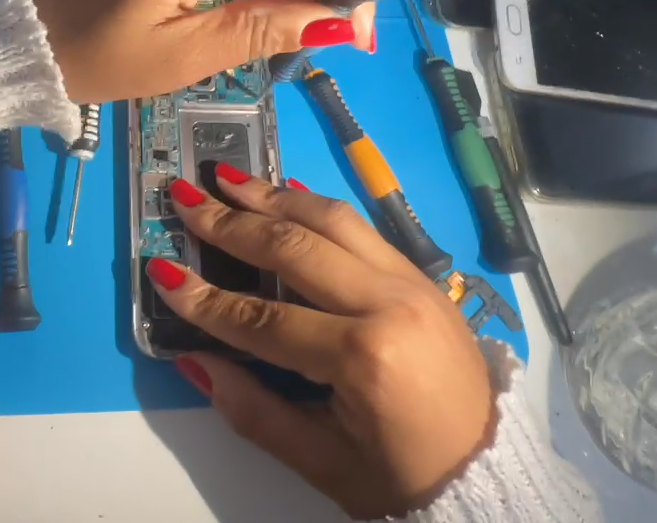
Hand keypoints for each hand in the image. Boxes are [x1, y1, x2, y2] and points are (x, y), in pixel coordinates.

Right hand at [146, 166, 494, 518]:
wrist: (495, 476)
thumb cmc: (404, 479)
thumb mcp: (323, 463)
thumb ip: (253, 410)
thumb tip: (194, 359)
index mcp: (363, 358)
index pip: (263, 319)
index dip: (205, 299)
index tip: (160, 269)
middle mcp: (386, 302)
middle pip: (291, 249)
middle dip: (229, 223)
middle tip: (184, 196)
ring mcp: (409, 279)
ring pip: (328, 219)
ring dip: (270, 196)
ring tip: (225, 178)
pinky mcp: (420, 273)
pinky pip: (359, 225)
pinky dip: (314, 204)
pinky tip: (283, 191)